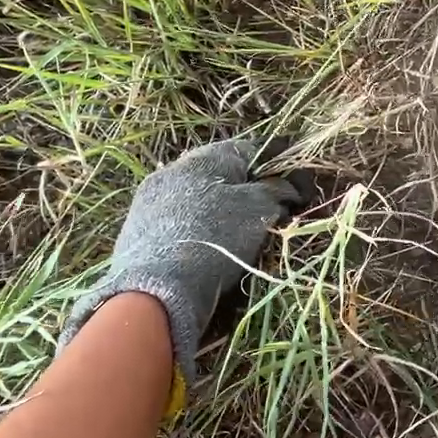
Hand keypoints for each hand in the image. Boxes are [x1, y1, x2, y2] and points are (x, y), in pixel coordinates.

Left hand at [59, 138, 308, 378]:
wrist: (156, 289)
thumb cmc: (215, 236)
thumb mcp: (261, 207)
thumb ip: (280, 188)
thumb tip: (292, 186)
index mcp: (206, 157)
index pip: (253, 148)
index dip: (281, 163)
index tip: (298, 183)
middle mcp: (174, 169)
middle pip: (226, 172)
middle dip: (253, 187)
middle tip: (275, 209)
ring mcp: (151, 199)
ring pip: (203, 194)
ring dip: (227, 206)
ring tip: (246, 229)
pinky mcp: (139, 228)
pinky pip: (183, 216)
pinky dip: (204, 223)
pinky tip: (213, 243)